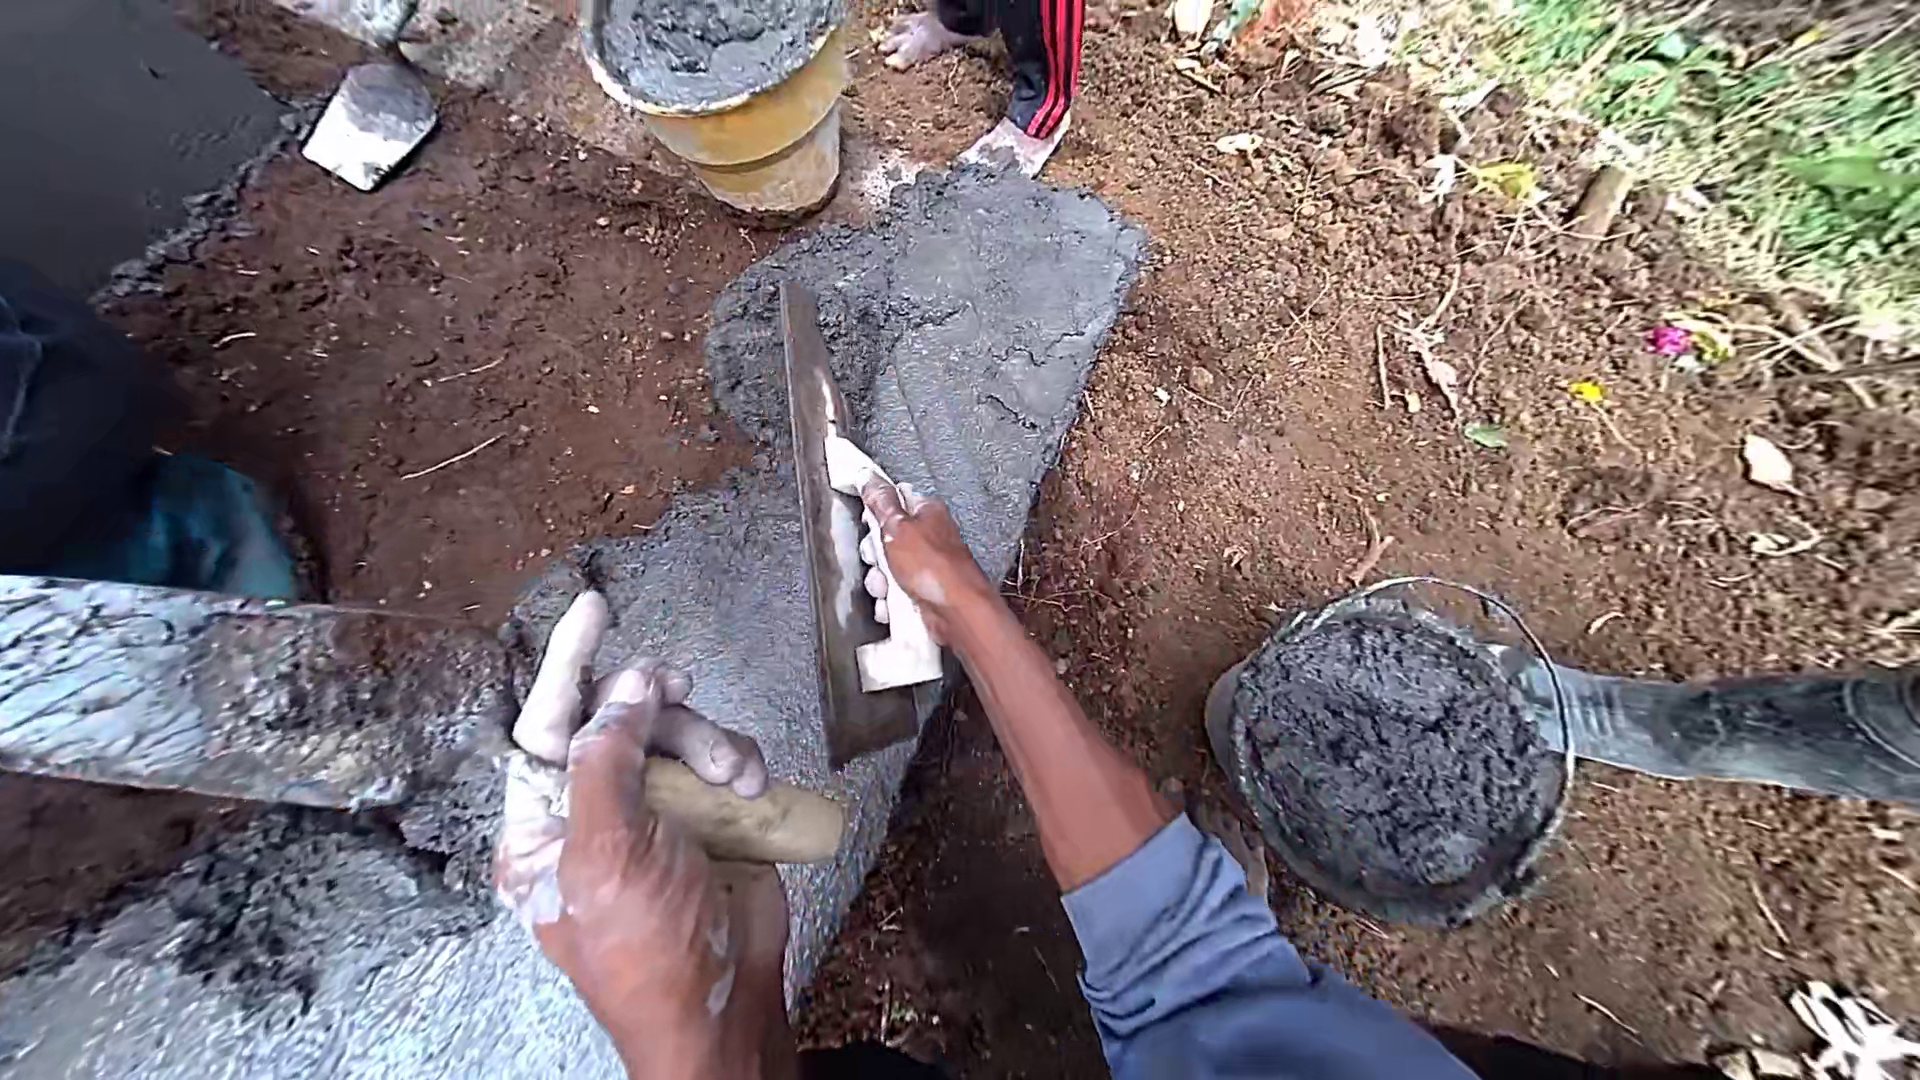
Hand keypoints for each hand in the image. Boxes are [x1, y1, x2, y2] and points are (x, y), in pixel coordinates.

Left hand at [494, 593, 794, 1079]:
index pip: (546, 725)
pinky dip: (741, 761)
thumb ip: (606, 764)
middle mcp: (600, 803)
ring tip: (731, 779)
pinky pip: (723, 753)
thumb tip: (627, 685)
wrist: (727, 998)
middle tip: (684, 690)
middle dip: (663, 712)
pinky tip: (751, 788)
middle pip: (627, 717)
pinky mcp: (710, 803)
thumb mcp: (607, 858)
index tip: (592, 608)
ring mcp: (660, 802)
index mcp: (548, 821)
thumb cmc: (648, 945)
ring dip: (711, 743)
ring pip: (683, 729)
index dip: (568, 662)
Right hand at [858, 481, 994, 643]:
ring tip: (889, 589)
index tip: (870, 528)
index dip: (875, 516)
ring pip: (885, 570)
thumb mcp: (898, 527)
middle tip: (881, 562)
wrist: (956, 612)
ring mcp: (925, 566)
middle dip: (874, 556)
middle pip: (883, 540)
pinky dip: (889, 602)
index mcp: (926, 512)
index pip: (892, 502)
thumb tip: (867, 475)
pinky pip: (893, 594)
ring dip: (880, 583)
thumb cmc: (934, 567)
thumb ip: (880, 501)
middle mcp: (928, 537)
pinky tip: (893, 606)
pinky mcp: (922, 592)